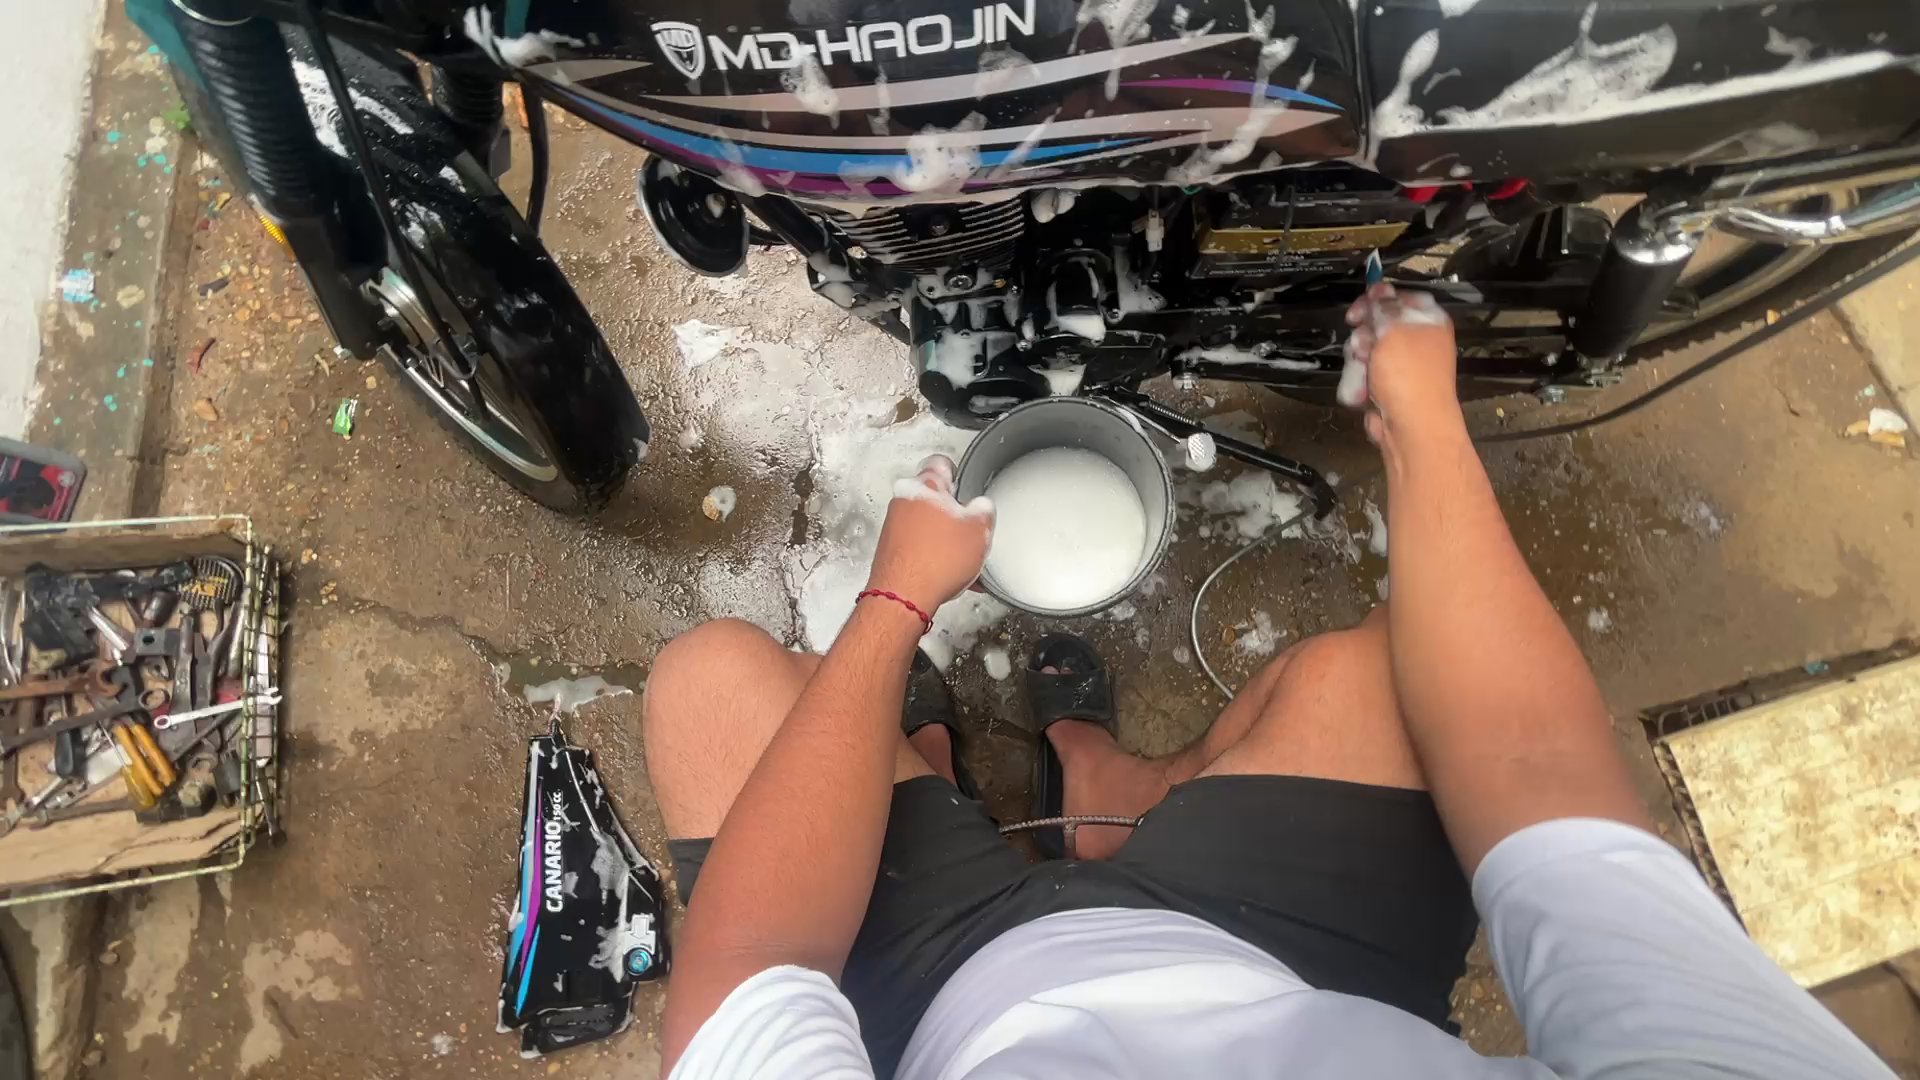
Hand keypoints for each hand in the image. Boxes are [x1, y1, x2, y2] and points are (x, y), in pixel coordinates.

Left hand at [866, 455, 993, 617]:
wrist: (904, 597)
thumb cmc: (936, 560)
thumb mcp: (979, 530)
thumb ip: (985, 510)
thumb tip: (982, 507)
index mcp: (925, 486)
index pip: (941, 464)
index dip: (956, 472)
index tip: (963, 482)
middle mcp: (904, 502)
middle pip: (935, 500)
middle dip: (955, 515)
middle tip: (970, 530)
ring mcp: (894, 526)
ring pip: (928, 526)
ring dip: (946, 540)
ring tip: (964, 562)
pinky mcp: (890, 550)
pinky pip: (919, 547)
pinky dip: (934, 558)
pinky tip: (951, 576)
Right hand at [1339, 284, 1462, 450]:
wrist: (1410, 424)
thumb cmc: (1408, 376)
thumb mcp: (1394, 332)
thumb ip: (1384, 307)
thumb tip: (1380, 288)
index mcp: (1428, 321)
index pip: (1401, 298)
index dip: (1378, 299)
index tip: (1358, 309)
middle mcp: (1416, 341)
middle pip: (1378, 325)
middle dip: (1363, 335)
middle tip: (1362, 345)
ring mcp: (1400, 364)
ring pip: (1367, 350)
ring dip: (1358, 360)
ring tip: (1364, 371)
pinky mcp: (1386, 385)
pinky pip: (1364, 373)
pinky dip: (1359, 379)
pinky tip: (1362, 387)